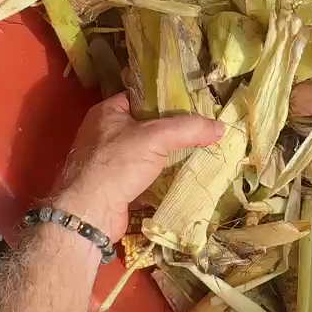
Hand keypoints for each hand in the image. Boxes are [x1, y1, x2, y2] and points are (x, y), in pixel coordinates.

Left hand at [49, 93, 222, 236]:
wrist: (90, 213)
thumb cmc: (116, 164)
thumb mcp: (155, 137)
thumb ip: (188, 128)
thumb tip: (221, 127)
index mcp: (107, 112)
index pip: (142, 98)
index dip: (167, 100)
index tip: (194, 105)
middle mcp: (105, 133)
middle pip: (147, 125)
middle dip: (172, 129)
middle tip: (200, 129)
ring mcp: (108, 161)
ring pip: (146, 151)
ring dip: (168, 154)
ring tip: (199, 150)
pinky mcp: (116, 185)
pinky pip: (144, 173)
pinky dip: (161, 175)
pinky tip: (182, 174)